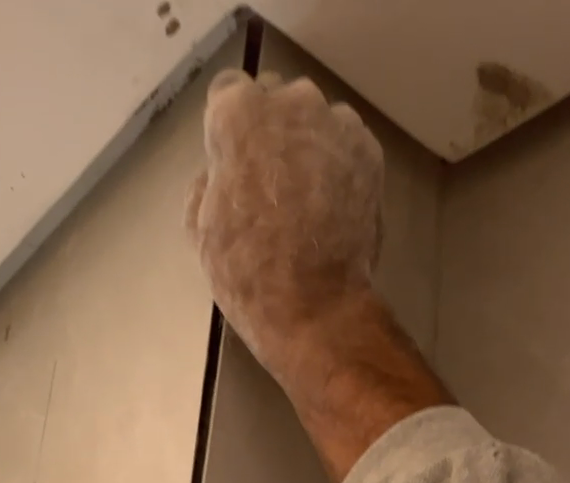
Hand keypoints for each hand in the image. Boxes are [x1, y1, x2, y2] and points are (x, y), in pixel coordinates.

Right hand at [185, 69, 384, 385]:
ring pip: (313, 120)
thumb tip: (224, 172)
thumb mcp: (200, 227)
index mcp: (240, 117)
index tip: (227, 158)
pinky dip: (334, 163)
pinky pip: (343, 143)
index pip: (227, 92)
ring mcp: (337, 125)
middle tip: (263, 179)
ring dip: (304, 143)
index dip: (225, 127)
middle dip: (268, 130)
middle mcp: (293, 104)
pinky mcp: (370, 152)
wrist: (313, 304)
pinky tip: (327, 204)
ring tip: (301, 195)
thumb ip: (210, 181)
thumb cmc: (243, 269)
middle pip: (275, 99)